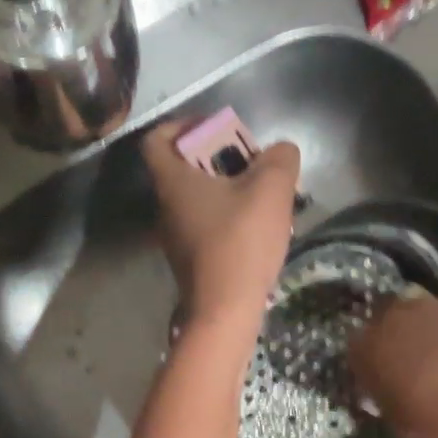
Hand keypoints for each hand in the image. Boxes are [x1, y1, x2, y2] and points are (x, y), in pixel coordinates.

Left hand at [143, 119, 300, 327]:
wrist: (225, 311)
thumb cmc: (241, 242)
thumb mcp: (271, 189)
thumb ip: (279, 159)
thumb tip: (279, 152)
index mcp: (172, 181)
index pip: (157, 139)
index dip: (183, 125)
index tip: (216, 129)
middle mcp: (165, 208)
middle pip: (183, 168)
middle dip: (217, 158)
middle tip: (252, 163)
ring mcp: (175, 238)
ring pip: (198, 200)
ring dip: (227, 191)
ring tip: (262, 197)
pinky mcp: (190, 262)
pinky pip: (206, 227)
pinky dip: (227, 219)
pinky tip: (257, 230)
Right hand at [349, 293, 437, 437]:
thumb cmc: (426, 416)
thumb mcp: (392, 415)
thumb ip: (381, 396)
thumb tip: (382, 392)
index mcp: (362, 348)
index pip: (356, 350)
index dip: (368, 362)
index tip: (378, 374)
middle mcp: (386, 319)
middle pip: (383, 322)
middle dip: (392, 338)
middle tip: (405, 359)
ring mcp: (422, 308)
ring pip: (414, 314)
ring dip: (419, 329)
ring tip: (433, 352)